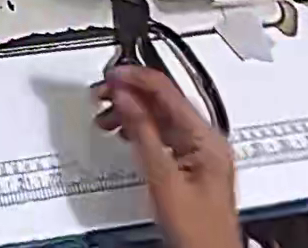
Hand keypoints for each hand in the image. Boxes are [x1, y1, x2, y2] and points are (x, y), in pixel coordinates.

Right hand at [94, 66, 239, 247]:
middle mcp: (205, 138)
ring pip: (159, 115)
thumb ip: (142, 131)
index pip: (166, 90)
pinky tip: (122, 130)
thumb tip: (124, 95)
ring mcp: (198, 151)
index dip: (135, 78)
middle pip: (162, 100)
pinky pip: (160, 132)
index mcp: (206, 137)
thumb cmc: (197, 235)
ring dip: (130, 110)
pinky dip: (138, 127)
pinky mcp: (188, 163)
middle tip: (101, 93)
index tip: (110, 76)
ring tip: (105, 114)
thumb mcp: (163, 179)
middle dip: (129, 93)